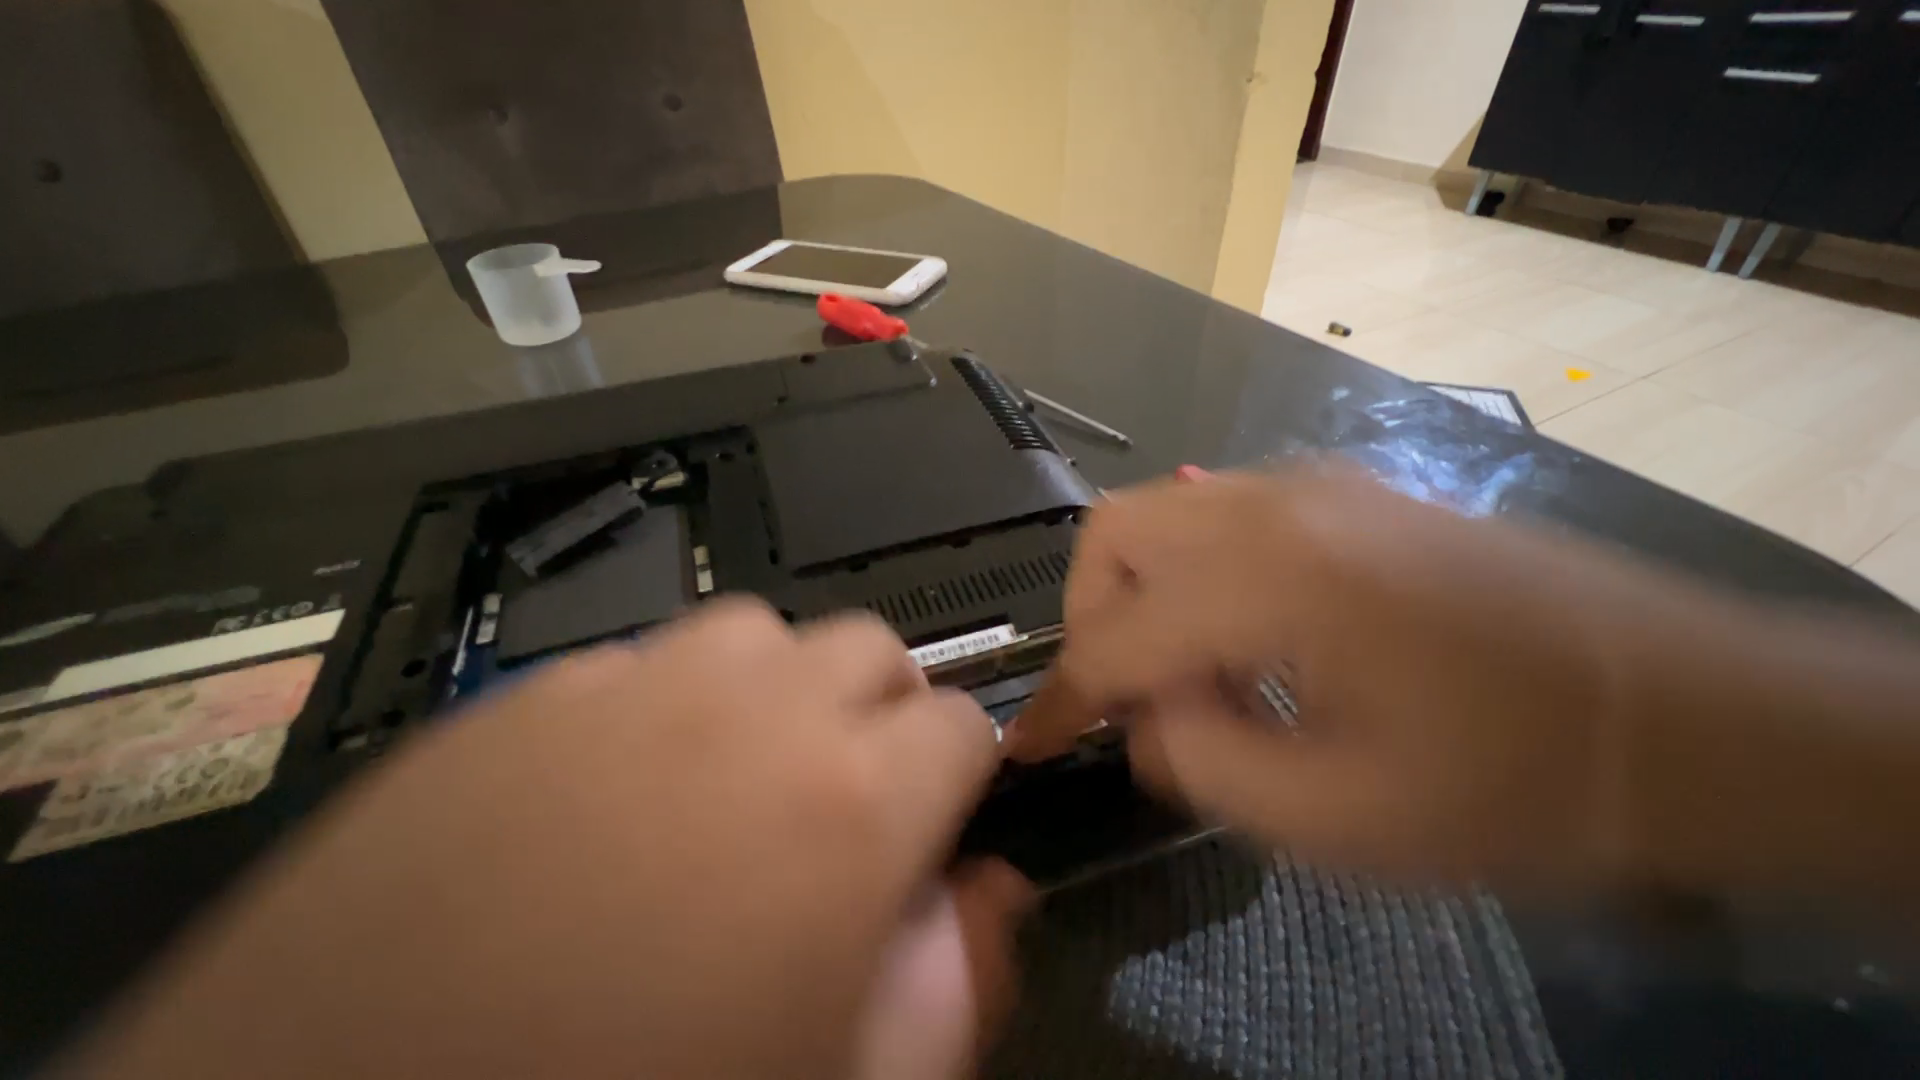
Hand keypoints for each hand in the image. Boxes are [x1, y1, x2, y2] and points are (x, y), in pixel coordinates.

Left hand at [72, 601, 1022, 1079]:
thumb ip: (953, 987)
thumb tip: (988, 893)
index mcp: (845, 806)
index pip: (966, 726)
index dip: (968, 776)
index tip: (940, 827)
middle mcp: (745, 715)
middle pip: (870, 648)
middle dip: (885, 714)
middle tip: (847, 803)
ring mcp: (620, 695)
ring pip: (753, 633)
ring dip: (776, 691)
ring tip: (736, 780)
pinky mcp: (510, 710)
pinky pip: (630, 666)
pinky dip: (661, 707)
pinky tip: (609, 799)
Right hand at [1014, 467, 1642, 889]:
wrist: (1693, 712)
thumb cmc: (1522, 780)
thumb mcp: (1344, 816)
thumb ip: (1206, 765)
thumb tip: (1147, 723)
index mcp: (1272, 578)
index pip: (1114, 636)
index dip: (1062, 701)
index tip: (1033, 746)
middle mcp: (1280, 503)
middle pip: (1117, 533)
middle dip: (1094, 620)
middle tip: (1130, 702)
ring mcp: (1321, 486)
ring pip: (1169, 515)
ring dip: (1151, 597)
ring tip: (1206, 685)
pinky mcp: (1353, 493)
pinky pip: (1229, 518)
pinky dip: (1202, 577)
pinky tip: (1260, 649)